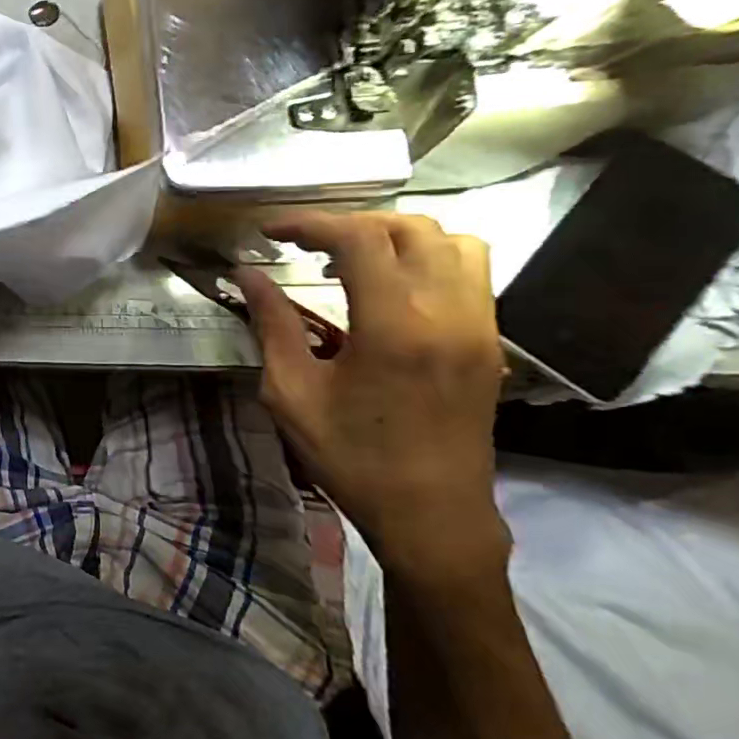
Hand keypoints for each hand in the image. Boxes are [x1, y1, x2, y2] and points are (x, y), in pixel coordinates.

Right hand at [237, 211, 508, 579]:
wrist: (432, 515)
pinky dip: (428, 260)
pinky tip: (390, 290)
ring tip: (353, 261)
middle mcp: (448, 314)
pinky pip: (471, 273)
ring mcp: (479, 326)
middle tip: (308, 247)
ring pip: (453, 242)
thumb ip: (272, 324)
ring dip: (396, 237)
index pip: (359, 238)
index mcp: (394, 327)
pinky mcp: (491, 342)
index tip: (271, 231)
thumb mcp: (292, 393)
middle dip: (351, 224)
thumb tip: (246, 275)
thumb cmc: (352, 457)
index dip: (310, 222)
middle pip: (410, 228)